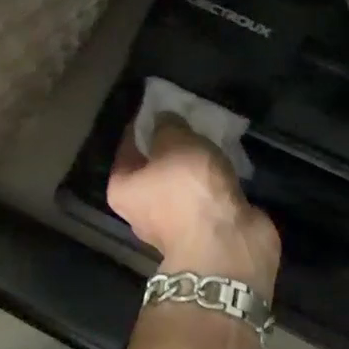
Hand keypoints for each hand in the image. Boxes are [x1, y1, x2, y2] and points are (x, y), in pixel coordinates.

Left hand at [108, 117, 279, 294]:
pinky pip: (203, 198)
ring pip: (179, 184)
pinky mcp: (201, 233)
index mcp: (122, 190)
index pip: (127, 146)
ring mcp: (172, 226)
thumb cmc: (189, 190)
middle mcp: (140, 211)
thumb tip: (164, 120)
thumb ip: (167, 126)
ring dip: (194, 165)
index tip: (162, 104)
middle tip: (191, 120)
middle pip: (153, 168)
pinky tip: (225, 164)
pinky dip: (212, 183)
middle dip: (170, 145)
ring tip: (212, 138)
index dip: (144, 123)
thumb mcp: (175, 142)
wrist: (226, 244)